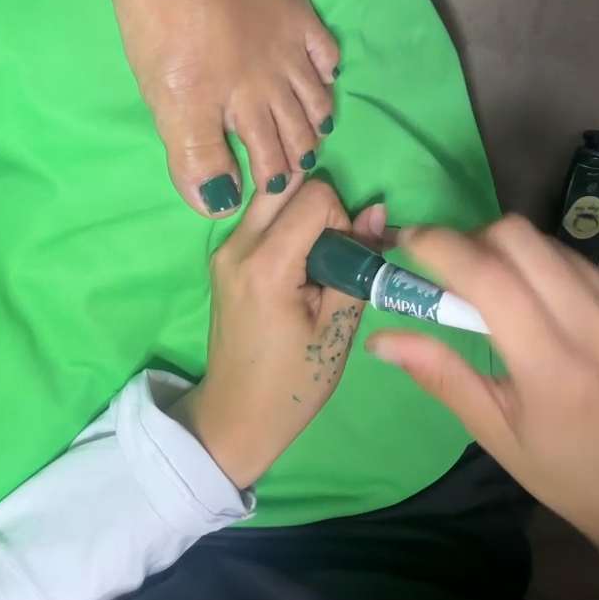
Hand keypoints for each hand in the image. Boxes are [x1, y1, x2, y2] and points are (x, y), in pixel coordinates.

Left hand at [168, 178, 386, 487]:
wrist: (235, 415)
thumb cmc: (292, 383)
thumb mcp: (337, 331)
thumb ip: (357, 266)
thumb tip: (376, 211)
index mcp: (265, 265)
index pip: (314, 196)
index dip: (342, 220)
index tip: (344, 260)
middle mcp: (236, 245)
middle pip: (287, 184)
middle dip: (319, 206)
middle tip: (332, 252)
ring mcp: (223, 248)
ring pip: (271, 196)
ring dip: (301, 214)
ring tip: (316, 263)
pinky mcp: (222, 257)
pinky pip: (260, 217)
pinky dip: (285, 225)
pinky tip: (298, 268)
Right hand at [368, 215, 598, 564]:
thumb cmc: (562, 469)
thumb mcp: (492, 431)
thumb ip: (438, 374)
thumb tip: (378, 339)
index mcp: (556, 371)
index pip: (490, 278)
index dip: (441, 246)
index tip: (409, 241)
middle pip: (520, 238)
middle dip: (473, 240)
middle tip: (455, 269)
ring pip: (551, 246)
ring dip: (513, 257)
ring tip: (506, 297)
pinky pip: (586, 264)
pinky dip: (553, 273)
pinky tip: (554, 312)